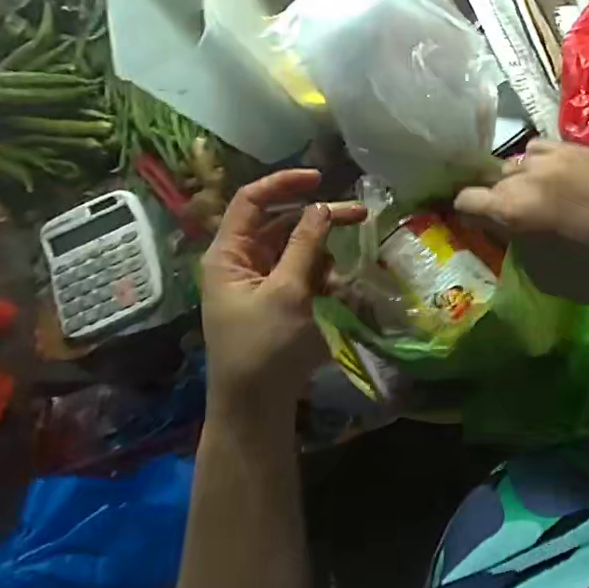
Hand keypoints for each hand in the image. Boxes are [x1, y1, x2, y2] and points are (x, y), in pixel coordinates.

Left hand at [201, 170, 364, 402]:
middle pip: (279, 224)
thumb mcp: (286, 293)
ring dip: (322, 251)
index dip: (284, 183)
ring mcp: (261, 283)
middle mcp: (241, 262)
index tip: (321, 180)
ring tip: (348, 264)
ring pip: (295, 250)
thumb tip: (322, 207)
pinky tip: (340, 287)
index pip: (251, 201)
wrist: (255, 407)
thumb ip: (305, 246)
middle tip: (359, 215)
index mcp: (228, 254)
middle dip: (317, 219)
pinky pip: (301, 275)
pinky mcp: (278, 303)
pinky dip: (321, 275)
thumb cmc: (262, 347)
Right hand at [453, 140, 588, 311]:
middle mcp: (529, 174)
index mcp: (513, 209)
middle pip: (493, 178)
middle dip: (498, 197)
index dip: (470, 214)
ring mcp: (559, 155)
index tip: (481, 225)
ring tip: (541, 197)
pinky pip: (546, 150)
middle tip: (516, 217)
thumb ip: (513, 242)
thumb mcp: (541, 274)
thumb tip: (503, 226)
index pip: (467, 199)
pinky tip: (562, 184)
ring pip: (520, 160)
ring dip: (522, 178)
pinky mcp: (584, 148)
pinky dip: (545, 166)